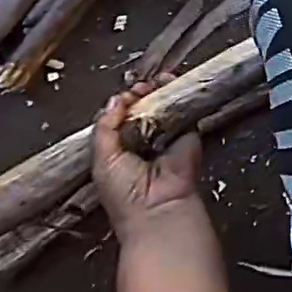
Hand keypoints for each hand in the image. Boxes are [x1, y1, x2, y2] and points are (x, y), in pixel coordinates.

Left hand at [93, 78, 206, 242]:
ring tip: (154, 83)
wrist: (159, 208)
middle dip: (141, 93)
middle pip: (143, 107)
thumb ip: (104, 128)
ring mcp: (167, 135)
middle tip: (140, 87)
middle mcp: (145, 139)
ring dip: (159, 89)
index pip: (121, 117)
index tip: (124, 95)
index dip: (122, 103)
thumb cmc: (124, 192)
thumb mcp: (102, 161)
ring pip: (163, 104)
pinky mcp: (188, 132)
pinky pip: (184, 108)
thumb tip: (115, 99)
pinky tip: (170, 83)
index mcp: (121, 148)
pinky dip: (178, 93)